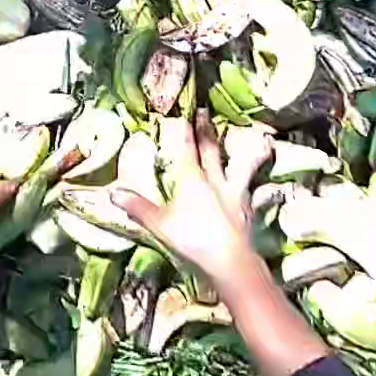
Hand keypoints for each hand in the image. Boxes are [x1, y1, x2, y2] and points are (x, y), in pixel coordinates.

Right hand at [115, 112, 324, 375]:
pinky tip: (263, 188)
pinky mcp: (247, 211)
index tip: (182, 110)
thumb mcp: (160, 225)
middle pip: (210, 150)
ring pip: (240, 167)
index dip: (183, 129)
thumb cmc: (193, 240)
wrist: (232, 264)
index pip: (186, 147)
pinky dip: (258, 188)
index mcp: (192, 179)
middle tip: (205, 112)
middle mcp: (215, 180)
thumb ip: (139, 208)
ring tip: (262, 142)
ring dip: (248, 154)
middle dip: (206, 131)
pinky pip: (253, 193)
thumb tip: (112, 194)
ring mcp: (234, 195)